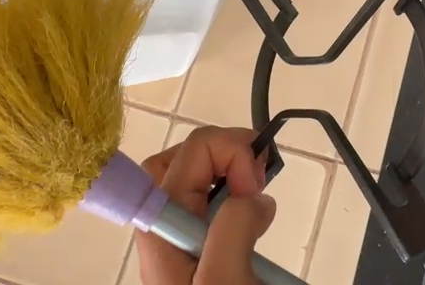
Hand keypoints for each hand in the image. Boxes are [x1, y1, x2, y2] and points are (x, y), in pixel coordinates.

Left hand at [135, 127, 277, 284]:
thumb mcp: (225, 281)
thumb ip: (233, 226)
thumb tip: (253, 198)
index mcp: (162, 235)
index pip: (181, 159)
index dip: (222, 152)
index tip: (253, 183)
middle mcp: (168, 234)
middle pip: (181, 163)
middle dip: (225, 153)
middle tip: (258, 179)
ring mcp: (186, 244)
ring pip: (198, 181)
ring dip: (233, 172)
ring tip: (262, 197)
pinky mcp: (206, 255)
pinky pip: (216, 207)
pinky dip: (240, 197)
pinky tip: (258, 219)